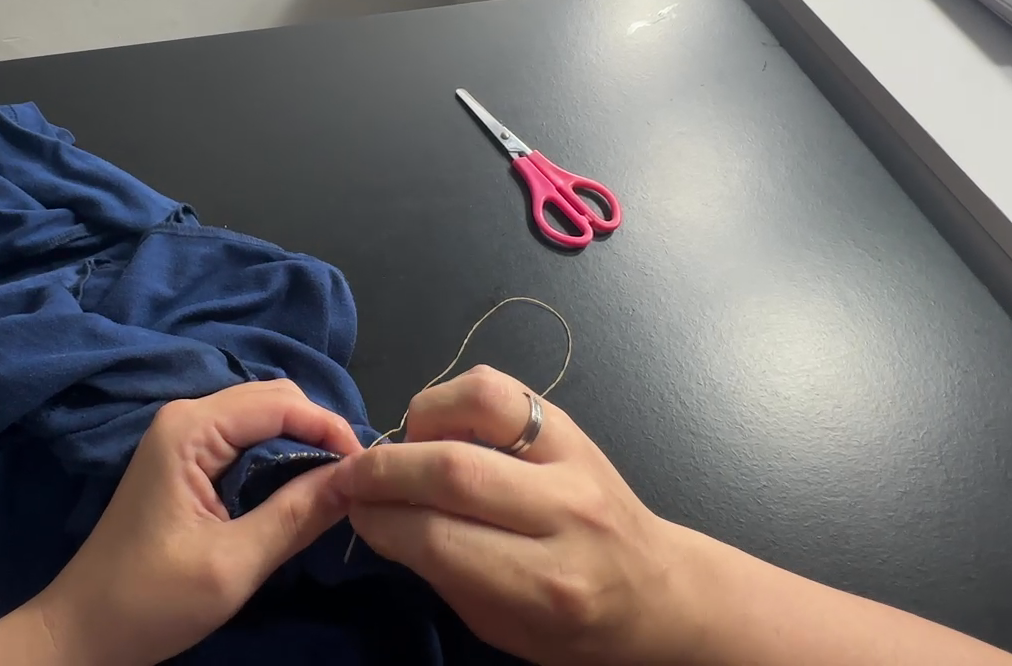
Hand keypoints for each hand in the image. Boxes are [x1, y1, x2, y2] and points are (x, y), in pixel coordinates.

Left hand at [29, 379, 361, 665]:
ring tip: (334, 483)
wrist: (82, 630)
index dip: (328, 427)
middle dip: (318, 430)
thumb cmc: (150, 601)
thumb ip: (295, 515)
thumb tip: (355, 478)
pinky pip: (245, 437)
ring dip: (301, 441)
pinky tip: (297, 485)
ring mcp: (184, 432)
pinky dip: (278, 452)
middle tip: (353, 479)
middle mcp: (188, 414)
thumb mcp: (232, 565)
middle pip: (272, 399)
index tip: (366, 469)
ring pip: (262, 415)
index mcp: (191, 428)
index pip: (279, 403)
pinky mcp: (187, 454)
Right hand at [333, 365, 694, 665]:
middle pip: (453, 469)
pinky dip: (453, 397)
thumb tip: (376, 511)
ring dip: (421, 420)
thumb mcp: (502, 626)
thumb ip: (438, 568)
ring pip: (478, 403)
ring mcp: (573, 456)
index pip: (439, 539)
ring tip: (410, 445)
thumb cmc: (574, 625)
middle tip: (352, 473)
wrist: (658, 589)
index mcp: (548, 584)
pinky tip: (445, 427)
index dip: (380, 520)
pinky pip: (497, 385)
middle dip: (384, 468)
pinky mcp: (568, 420)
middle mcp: (566, 513)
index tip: (353, 510)